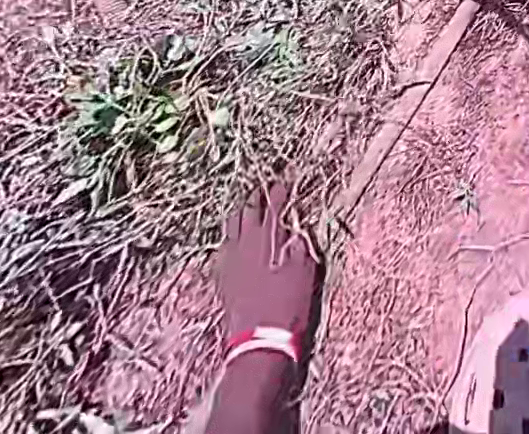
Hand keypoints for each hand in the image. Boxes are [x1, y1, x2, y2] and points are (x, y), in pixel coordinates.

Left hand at [217, 182, 316, 339]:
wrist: (259, 346)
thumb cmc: (287, 307)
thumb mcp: (304, 273)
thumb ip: (300, 247)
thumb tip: (296, 231)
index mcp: (267, 239)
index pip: (273, 207)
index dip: (278, 193)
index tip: (283, 183)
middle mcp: (246, 245)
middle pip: (247, 212)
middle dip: (256, 198)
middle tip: (262, 191)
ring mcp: (231, 262)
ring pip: (231, 228)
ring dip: (240, 215)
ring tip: (246, 209)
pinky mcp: (224, 279)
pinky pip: (224, 248)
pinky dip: (230, 238)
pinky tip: (232, 241)